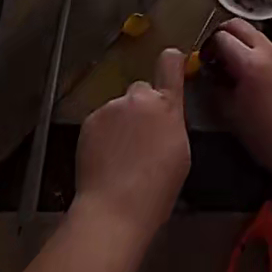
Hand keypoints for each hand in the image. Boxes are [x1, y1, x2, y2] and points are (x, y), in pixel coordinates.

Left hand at [73, 48, 190, 234]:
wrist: (113, 210)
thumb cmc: (156, 190)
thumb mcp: (180, 152)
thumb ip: (172, 122)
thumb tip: (165, 117)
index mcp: (166, 104)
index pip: (170, 62)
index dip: (171, 61)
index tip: (171, 65)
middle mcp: (139, 98)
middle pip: (142, 91)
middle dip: (142, 107)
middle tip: (140, 138)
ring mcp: (112, 107)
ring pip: (119, 108)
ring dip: (120, 123)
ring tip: (119, 157)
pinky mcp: (90, 120)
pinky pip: (100, 121)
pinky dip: (102, 135)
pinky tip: (104, 159)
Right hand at [207, 19, 271, 174]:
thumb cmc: (263, 134)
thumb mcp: (230, 113)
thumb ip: (215, 87)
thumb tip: (208, 72)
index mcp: (249, 61)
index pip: (221, 37)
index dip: (207, 46)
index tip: (202, 62)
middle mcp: (265, 49)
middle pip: (237, 24)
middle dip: (221, 34)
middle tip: (212, 55)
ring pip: (251, 31)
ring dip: (236, 39)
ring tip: (227, 63)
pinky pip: (262, 43)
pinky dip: (249, 47)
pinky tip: (244, 70)